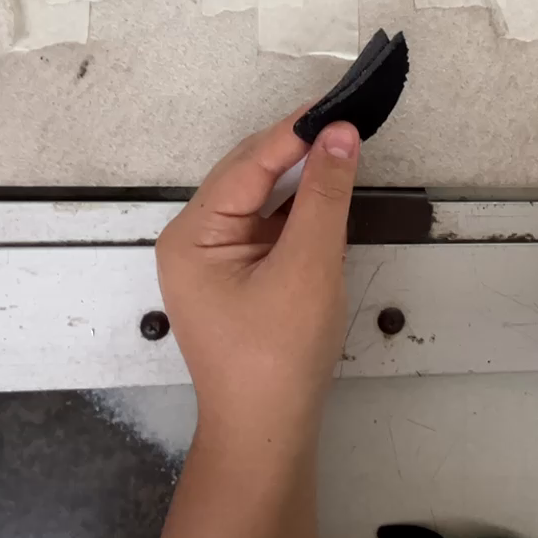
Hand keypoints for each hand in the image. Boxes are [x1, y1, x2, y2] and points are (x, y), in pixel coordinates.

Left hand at [155, 110, 359, 439]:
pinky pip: (270, 220)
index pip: (249, 164)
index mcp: (193, 234)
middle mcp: (195, 237)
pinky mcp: (240, 270)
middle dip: (296, 146)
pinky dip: (300, 203)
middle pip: (250, 173)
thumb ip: (325, 193)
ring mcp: (216, 255)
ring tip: (340, 141)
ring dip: (300, 171)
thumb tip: (341, 132)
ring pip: (262, 194)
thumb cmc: (280, 353)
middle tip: (344, 117)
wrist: (269, 434)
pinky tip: (326, 186)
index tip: (338, 103)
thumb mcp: (309, 265)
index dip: (295, 130)